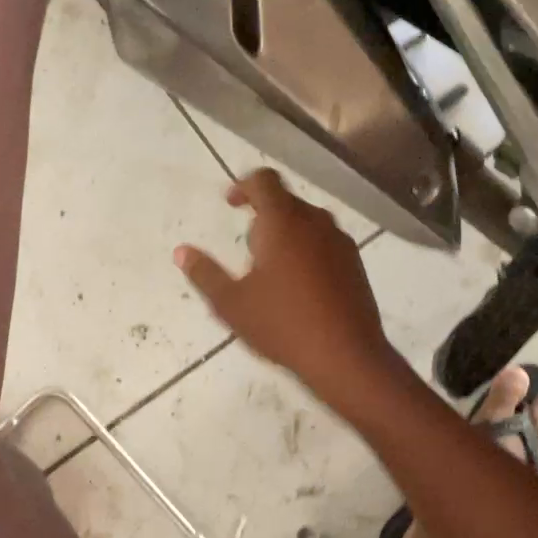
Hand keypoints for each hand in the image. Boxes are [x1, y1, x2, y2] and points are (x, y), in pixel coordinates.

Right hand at [176, 169, 403, 397]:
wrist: (345, 356)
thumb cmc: (282, 325)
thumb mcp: (232, 304)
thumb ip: (205, 273)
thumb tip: (181, 252)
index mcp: (283, 223)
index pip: (264, 181)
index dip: (244, 185)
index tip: (231, 204)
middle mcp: (315, 223)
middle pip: (286, 202)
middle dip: (263, 216)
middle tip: (247, 249)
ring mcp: (340, 243)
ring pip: (308, 223)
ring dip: (286, 234)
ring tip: (271, 270)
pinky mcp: (355, 265)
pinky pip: (325, 244)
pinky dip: (307, 251)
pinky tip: (298, 287)